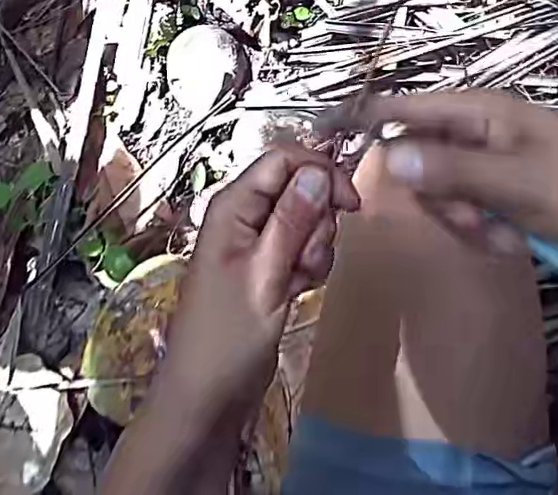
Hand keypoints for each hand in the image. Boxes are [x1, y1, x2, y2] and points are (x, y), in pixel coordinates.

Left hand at [147, 142, 359, 427]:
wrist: (206, 399)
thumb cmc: (226, 338)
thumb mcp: (264, 276)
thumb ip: (292, 221)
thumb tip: (319, 172)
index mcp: (234, 204)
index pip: (284, 159)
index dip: (320, 172)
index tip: (351, 204)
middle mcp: (245, 212)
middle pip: (300, 186)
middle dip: (316, 220)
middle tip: (305, 259)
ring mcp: (258, 239)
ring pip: (307, 217)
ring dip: (315, 246)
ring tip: (298, 280)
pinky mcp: (270, 263)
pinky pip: (304, 245)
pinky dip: (310, 264)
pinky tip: (299, 289)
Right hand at [325, 91, 557, 265]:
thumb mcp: (521, 184)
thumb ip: (450, 170)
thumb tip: (386, 155)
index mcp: (481, 111)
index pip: (406, 107)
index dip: (366, 117)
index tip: (324, 132)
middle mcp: (481, 131)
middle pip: (420, 158)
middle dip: (438, 196)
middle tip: (474, 221)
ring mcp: (496, 163)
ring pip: (444, 191)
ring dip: (465, 219)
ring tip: (505, 236)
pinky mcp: (510, 193)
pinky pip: (472, 210)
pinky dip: (485, 231)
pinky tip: (517, 243)